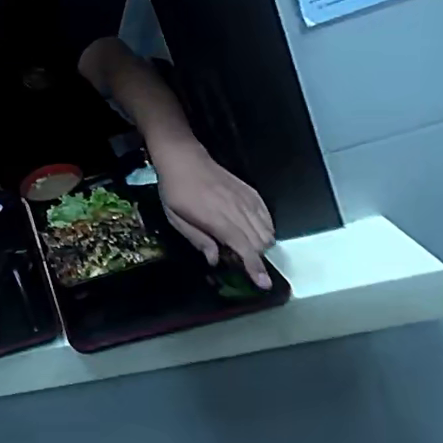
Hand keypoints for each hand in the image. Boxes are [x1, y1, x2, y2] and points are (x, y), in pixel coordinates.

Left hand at [152, 138, 274, 287]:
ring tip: (242, 244)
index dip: (255, 267)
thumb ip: (197, 238)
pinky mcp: (251, 192)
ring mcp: (247, 200)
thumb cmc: (174, 190)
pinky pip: (268, 216)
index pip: (244, 248)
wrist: (184, 159)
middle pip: (260, 243)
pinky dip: (265, 228)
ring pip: (268, 231)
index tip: (263, 283)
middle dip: (255, 257)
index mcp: (217, 220)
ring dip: (260, 244)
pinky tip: (252, 230)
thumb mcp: (175, 217)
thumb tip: (215, 260)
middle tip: (237, 258)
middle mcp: (237, 211)